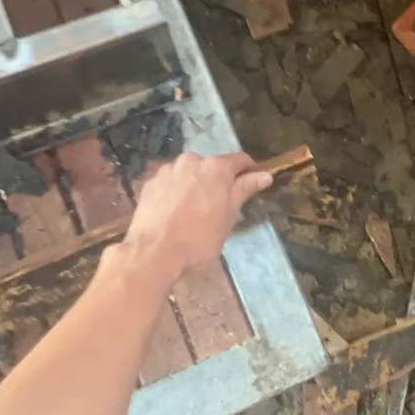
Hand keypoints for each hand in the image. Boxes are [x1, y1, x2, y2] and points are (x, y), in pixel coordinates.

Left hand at [119, 153, 271, 283]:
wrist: (153, 254)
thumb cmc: (198, 239)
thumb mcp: (228, 217)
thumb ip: (244, 190)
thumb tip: (265, 175)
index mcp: (215, 167)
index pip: (240, 160)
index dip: (249, 171)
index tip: (253, 184)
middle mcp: (191, 160)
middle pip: (212, 166)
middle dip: (218, 181)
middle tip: (220, 206)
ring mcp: (167, 170)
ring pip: (189, 174)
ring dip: (195, 186)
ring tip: (193, 211)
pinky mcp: (149, 183)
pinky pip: (171, 183)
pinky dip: (176, 192)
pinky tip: (174, 213)